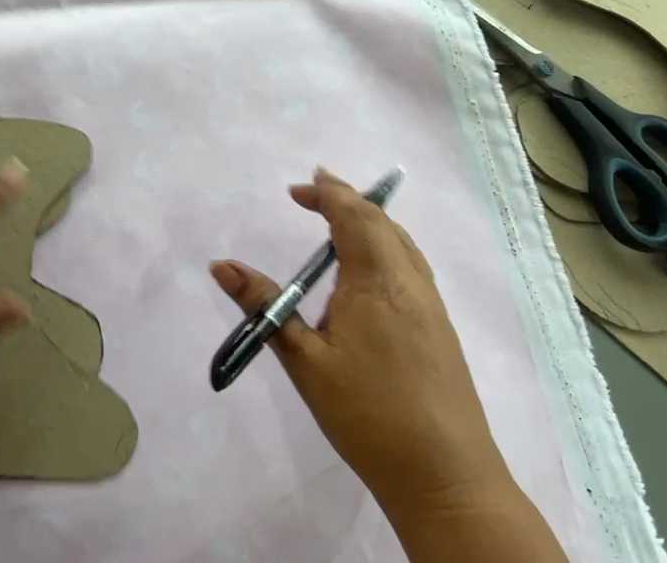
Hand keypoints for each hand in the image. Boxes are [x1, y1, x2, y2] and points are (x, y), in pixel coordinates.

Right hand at [210, 170, 515, 516]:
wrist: (446, 478)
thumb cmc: (367, 414)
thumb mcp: (303, 360)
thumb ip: (263, 307)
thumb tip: (220, 265)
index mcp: (377, 284)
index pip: (355, 218)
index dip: (329, 195)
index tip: (298, 188)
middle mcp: (411, 286)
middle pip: (384, 225)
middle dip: (349, 201)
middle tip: (314, 191)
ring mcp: (431, 309)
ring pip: (404, 246)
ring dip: (371, 223)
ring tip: (339, 220)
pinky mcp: (439, 332)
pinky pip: (412, 268)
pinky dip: (386, 247)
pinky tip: (368, 272)